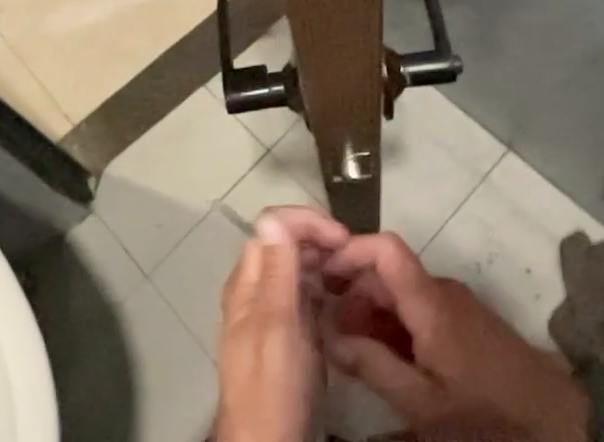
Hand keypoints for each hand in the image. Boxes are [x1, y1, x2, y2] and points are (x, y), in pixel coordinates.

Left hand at [214, 206, 350, 441]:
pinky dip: (325, 286)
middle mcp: (256, 290)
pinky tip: (344, 296)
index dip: (307, 222)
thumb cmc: (272, 387)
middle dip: (319, 238)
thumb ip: (275, 272)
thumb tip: (270, 216)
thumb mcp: (277, 326)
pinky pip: (305, 294)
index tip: (343, 238)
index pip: (272, 226)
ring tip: (355, 273)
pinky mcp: (288, 332)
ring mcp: (271, 311)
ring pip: (297, 267)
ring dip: (324, 260)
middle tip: (355, 256)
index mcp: (248, 284)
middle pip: (284, 242)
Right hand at [325, 233, 589, 441]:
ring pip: (403, 292)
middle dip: (352, 294)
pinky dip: (397, 324)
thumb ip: (372, 366)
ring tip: (353, 351)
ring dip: (373, 313)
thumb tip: (329, 337)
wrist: (559, 424)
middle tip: (328, 331)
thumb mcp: (422, 403)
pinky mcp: (468, 322)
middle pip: (387, 272)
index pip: (384, 248)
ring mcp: (459, 305)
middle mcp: (443, 291)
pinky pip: (422, 308)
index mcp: (430, 302)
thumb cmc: (485, 414)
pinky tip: (387, 358)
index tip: (321, 279)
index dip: (349, 252)